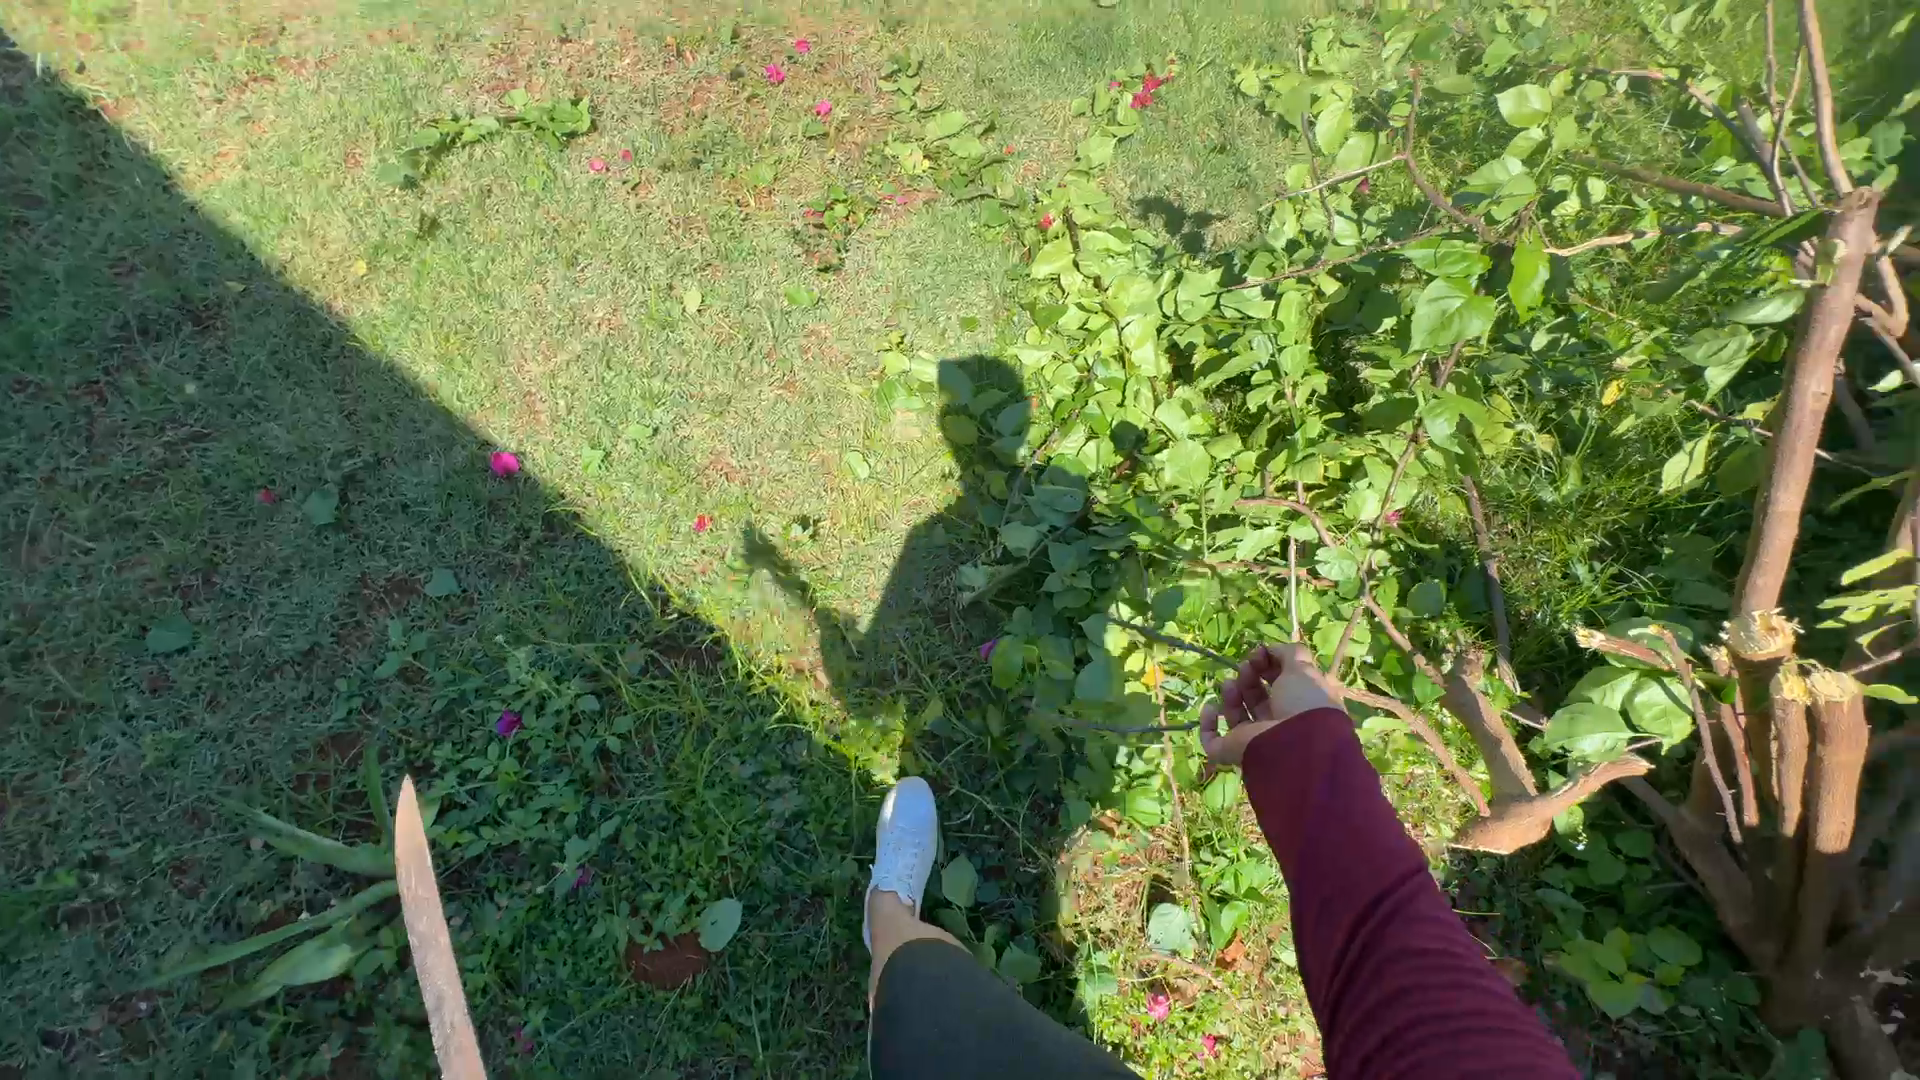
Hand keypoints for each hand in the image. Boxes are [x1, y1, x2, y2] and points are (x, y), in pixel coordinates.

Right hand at [1198, 643, 1342, 766]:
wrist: (1296, 747)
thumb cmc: (1303, 706)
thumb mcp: (1303, 671)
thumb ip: (1290, 654)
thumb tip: (1271, 648)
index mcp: (1299, 707)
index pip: (1279, 684)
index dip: (1268, 666)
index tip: (1260, 653)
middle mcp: (1278, 725)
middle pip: (1257, 698)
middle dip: (1249, 677)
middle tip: (1245, 667)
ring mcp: (1255, 740)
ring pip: (1236, 714)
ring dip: (1231, 694)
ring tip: (1231, 685)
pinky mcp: (1232, 752)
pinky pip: (1213, 739)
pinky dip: (1208, 723)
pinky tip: (1211, 708)